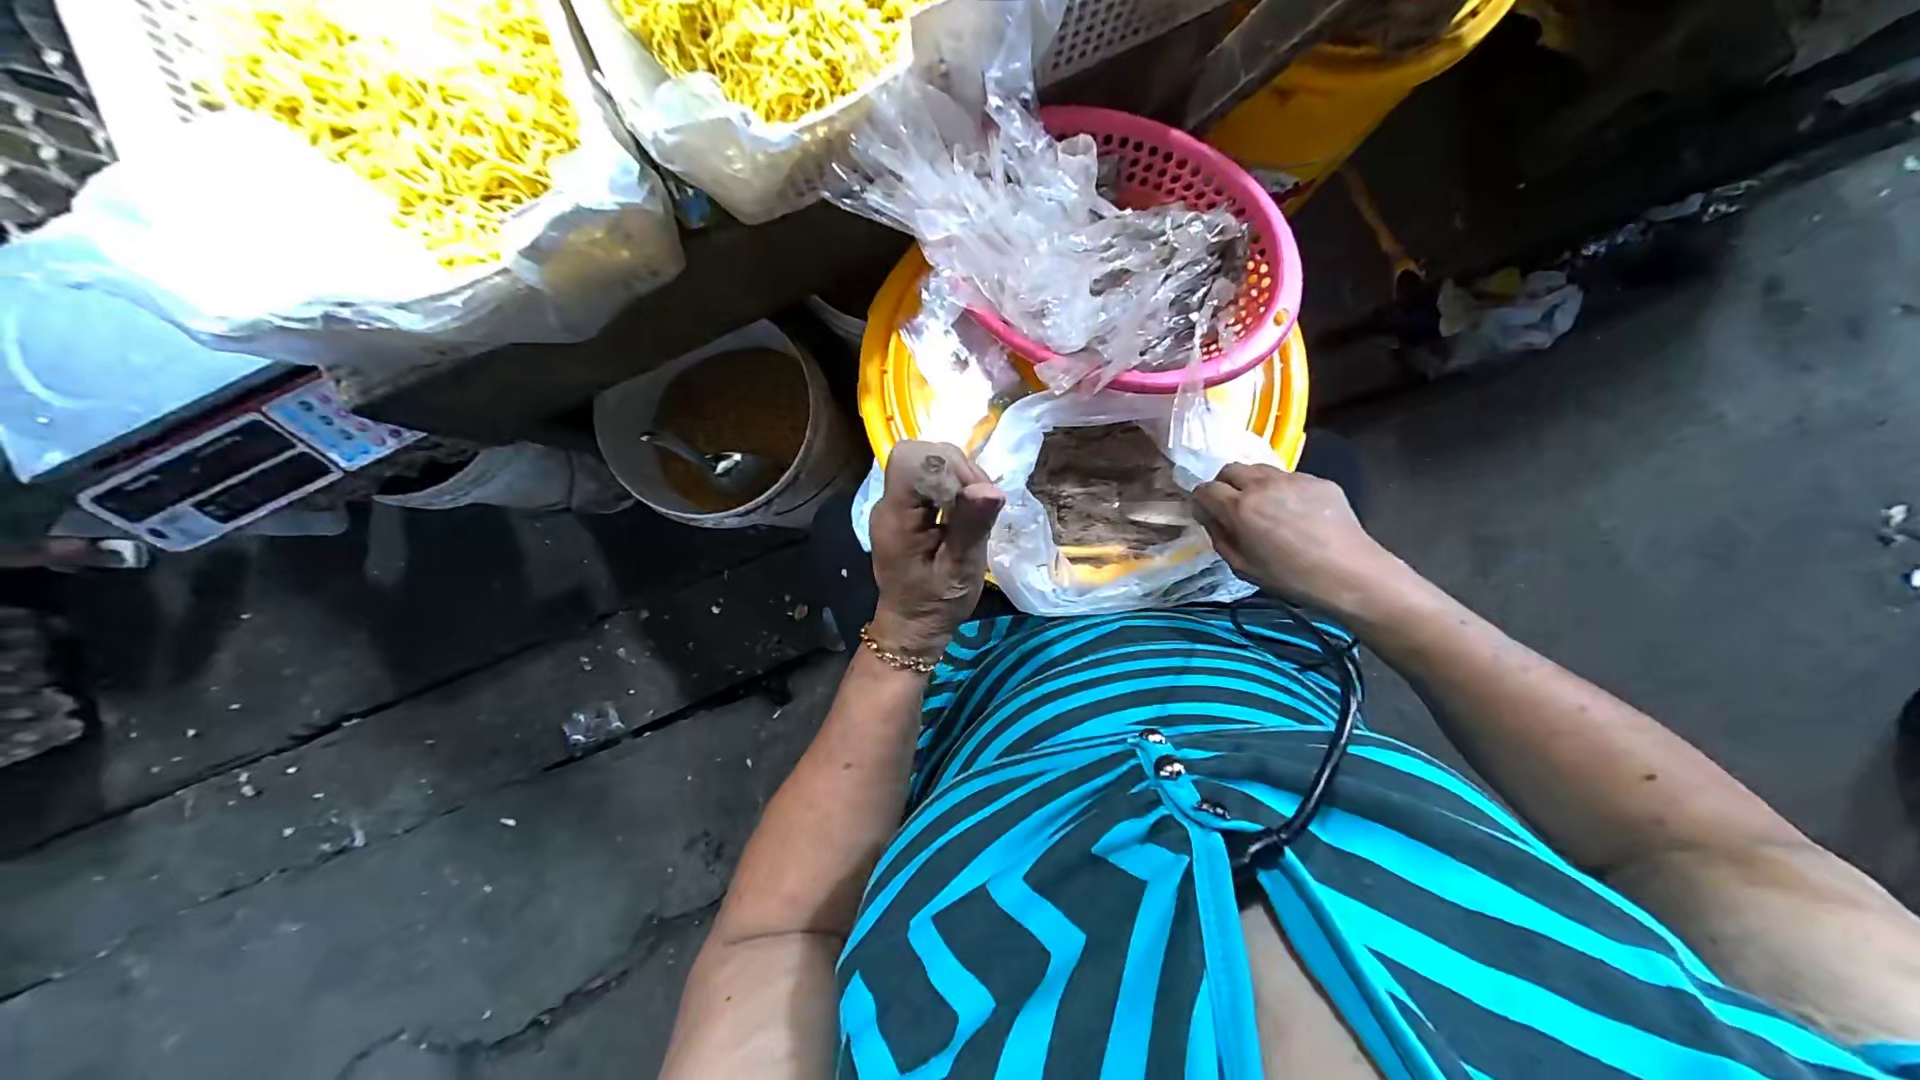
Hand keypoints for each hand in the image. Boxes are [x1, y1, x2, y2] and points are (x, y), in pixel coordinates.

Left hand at [867, 441, 1004, 657]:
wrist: (911, 626)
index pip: (912, 458)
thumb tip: (990, 488)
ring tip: (975, 512)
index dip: (948, 467)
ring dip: (960, 479)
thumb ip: (971, 526)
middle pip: (922, 455)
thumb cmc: (935, 604)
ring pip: (929, 463)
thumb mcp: (960, 570)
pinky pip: (930, 480)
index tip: (974, 496)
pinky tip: (965, 514)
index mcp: (896, 515)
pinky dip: (954, 488)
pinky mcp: (906, 509)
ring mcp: (896, 504)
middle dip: (959, 471)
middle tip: (981, 505)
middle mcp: (889, 502)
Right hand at [1191, 463, 1406, 616]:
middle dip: (1224, 485)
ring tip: (1263, 507)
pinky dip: (1280, 490)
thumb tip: (1212, 519)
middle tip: (1232, 507)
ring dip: (1251, 484)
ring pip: (1259, 469)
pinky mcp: (1317, 480)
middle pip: (1230, 470)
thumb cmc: (1291, 577)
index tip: (1207, 515)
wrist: (1350, 573)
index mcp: (1240, 508)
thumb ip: (1220, 538)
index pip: (1205, 490)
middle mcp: (1262, 485)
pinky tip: (1293, 513)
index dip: (1201, 502)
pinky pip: (1287, 478)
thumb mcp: (1242, 567)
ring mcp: (1292, 479)